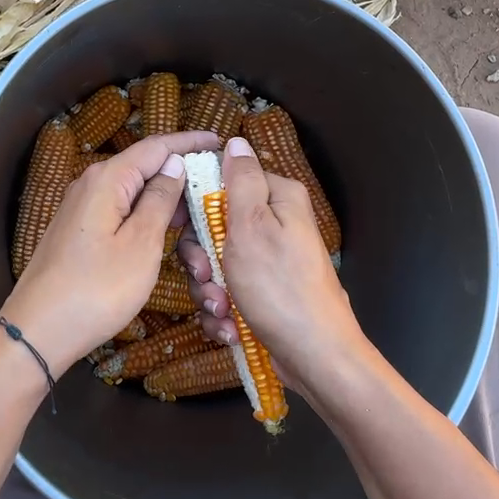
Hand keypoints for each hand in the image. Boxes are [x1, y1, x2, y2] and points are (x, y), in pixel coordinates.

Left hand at [2, 130, 218, 373]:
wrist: (39, 330)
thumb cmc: (96, 289)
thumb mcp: (141, 244)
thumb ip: (160, 200)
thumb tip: (174, 164)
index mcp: (108, 179)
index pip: (156, 146)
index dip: (189, 142)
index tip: (219, 141)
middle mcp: (91, 183)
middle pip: (143, 165)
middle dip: (180, 170)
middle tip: (217, 183)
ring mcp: (82, 207)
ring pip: (132, 189)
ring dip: (165, 195)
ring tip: (199, 208)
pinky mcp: (79, 229)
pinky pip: (120, 208)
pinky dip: (147, 212)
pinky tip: (166, 228)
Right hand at [175, 136, 362, 388]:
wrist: (315, 357)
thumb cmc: (280, 287)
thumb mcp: (252, 225)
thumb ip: (241, 180)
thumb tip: (235, 141)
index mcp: (277, 199)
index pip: (224, 181)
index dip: (197, 204)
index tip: (183, 229)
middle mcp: (274, 225)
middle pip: (213, 227)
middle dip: (202, 259)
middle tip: (207, 278)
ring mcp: (268, 263)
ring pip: (215, 265)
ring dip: (210, 291)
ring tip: (222, 311)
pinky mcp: (262, 295)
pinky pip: (227, 294)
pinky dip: (222, 313)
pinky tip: (229, 328)